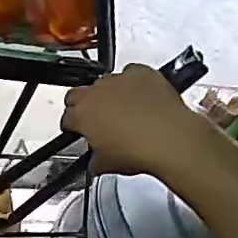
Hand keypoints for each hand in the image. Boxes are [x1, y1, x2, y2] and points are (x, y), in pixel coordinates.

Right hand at [62, 64, 220, 176]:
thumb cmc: (136, 150)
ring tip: (119, 108)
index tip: (76, 130)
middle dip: (81, 104)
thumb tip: (96, 161)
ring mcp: (120, 80)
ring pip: (104, 81)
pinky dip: (132, 82)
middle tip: (92, 117)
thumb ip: (93, 160)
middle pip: (77, 93)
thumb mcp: (104, 164)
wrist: (170, 140)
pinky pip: (131, 72)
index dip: (71, 125)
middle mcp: (96, 93)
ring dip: (107, 93)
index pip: (66, 117)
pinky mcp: (143, 74)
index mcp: (81, 115)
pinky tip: (138, 95)